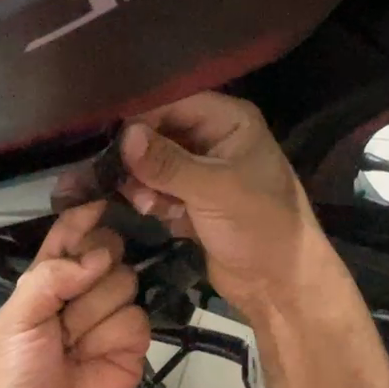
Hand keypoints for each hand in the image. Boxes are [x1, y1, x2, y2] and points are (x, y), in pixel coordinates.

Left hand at [0, 201, 151, 387]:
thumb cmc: (13, 378)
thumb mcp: (16, 320)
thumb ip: (50, 277)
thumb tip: (96, 255)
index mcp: (48, 280)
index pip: (70, 235)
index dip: (84, 219)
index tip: (103, 203)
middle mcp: (82, 292)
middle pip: (109, 250)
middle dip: (92, 271)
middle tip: (71, 301)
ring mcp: (109, 318)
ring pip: (125, 284)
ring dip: (95, 314)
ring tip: (73, 346)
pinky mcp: (132, 345)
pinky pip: (138, 319)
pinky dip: (115, 337)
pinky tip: (96, 358)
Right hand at [119, 92, 331, 316]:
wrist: (279, 284)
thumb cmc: (258, 226)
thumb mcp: (213, 190)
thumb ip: (167, 163)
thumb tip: (125, 135)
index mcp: (230, 122)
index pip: (175, 103)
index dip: (141, 117)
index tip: (109, 138)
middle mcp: (215, 140)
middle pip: (160, 133)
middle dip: (139, 157)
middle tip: (120, 177)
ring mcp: (204, 173)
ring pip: (156, 166)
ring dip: (146, 184)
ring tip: (149, 205)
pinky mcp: (194, 203)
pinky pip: (161, 191)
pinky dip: (155, 202)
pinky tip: (159, 216)